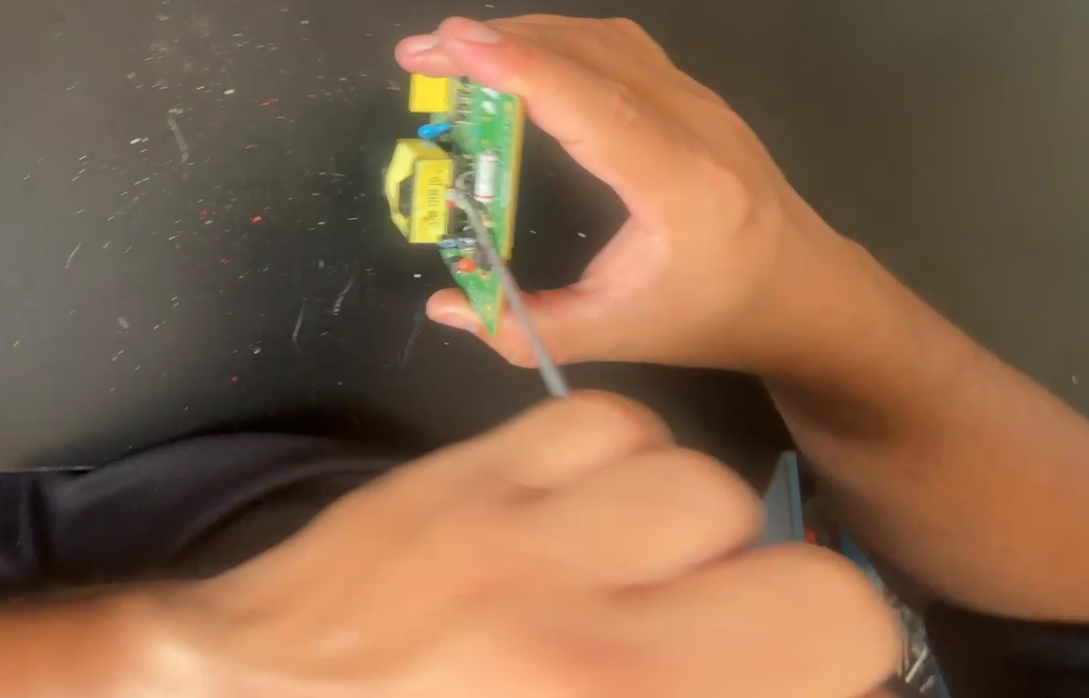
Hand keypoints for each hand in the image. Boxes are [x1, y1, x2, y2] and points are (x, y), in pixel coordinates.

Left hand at [159, 393, 897, 696]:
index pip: (835, 615)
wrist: (253, 696)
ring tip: (632, 559)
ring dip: (675, 506)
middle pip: (750, 518)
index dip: (829, 647)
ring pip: (666, 451)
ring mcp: (499, 511)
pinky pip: (576, 417)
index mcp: (619, 692)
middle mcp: (566, 593)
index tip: (775, 667)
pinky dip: (604, 452)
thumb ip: (688, 688)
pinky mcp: (451, 469)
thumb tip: (774, 663)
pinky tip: (575, 506)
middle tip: (701, 624)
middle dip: (757, 576)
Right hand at [394, 15, 873, 378]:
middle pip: (588, 56)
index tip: (454, 44)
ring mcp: (697, 98)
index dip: (523, 70)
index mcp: (682, 188)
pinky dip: (551, 36)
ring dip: (519, 32)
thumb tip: (440, 306)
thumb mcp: (616, 337)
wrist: (810, 293)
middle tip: (418, 52)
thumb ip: (523, 328)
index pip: (597, 108)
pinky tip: (512, 53)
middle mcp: (694, 126)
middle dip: (495, 42)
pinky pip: (612, 44)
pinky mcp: (687, 91)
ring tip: (449, 50)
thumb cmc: (712, 316)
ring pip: (599, 38)